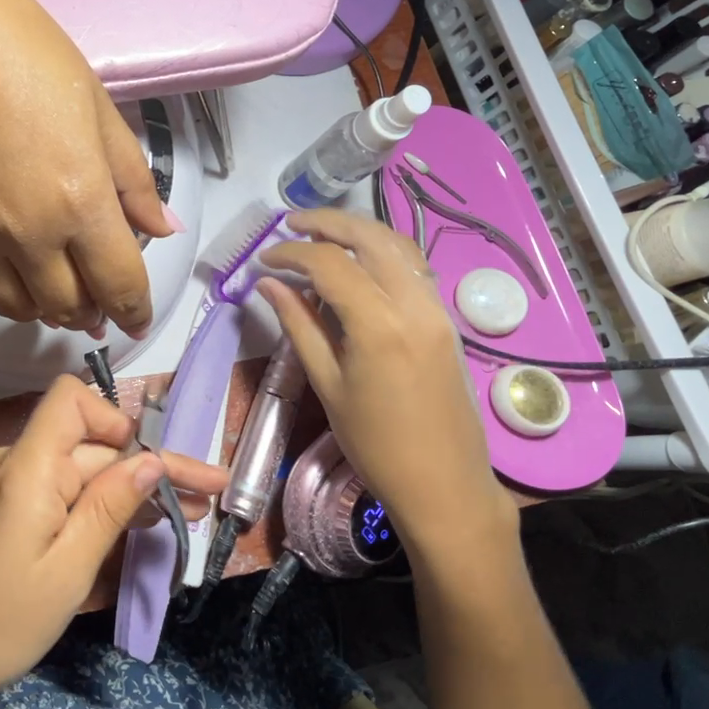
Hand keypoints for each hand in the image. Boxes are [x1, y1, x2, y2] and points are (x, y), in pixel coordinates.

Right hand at [0, 0, 174, 335]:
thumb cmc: (15, 43)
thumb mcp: (92, 101)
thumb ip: (130, 175)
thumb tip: (159, 228)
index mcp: (78, 199)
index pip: (118, 281)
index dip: (135, 308)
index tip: (137, 320)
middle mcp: (24, 234)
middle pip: (65, 304)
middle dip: (91, 311)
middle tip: (98, 303)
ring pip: (10, 306)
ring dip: (41, 309)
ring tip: (52, 294)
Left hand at [0, 376, 227, 708]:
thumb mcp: (67, 571)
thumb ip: (109, 509)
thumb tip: (150, 460)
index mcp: (27, 468)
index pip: (70, 400)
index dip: (113, 417)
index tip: (149, 461)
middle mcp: (15, 463)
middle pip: (89, 444)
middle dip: (148, 465)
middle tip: (209, 493)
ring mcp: (8, 487)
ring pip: (79, 472)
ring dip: (130, 487)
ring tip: (189, 511)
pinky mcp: (6, 510)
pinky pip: (59, 492)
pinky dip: (98, 505)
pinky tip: (138, 523)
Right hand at [255, 210, 513, 550]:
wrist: (445, 485)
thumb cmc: (376, 444)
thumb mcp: (328, 385)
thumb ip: (299, 325)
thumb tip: (268, 283)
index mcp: (379, 325)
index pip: (329, 264)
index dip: (291, 253)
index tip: (264, 259)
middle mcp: (413, 305)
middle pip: (369, 238)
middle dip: (328, 223)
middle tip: (291, 224)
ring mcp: (436, 309)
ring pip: (397, 245)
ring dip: (358, 231)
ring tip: (322, 235)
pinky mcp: (445, 320)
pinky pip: (413, 267)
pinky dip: (382, 251)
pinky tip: (358, 262)